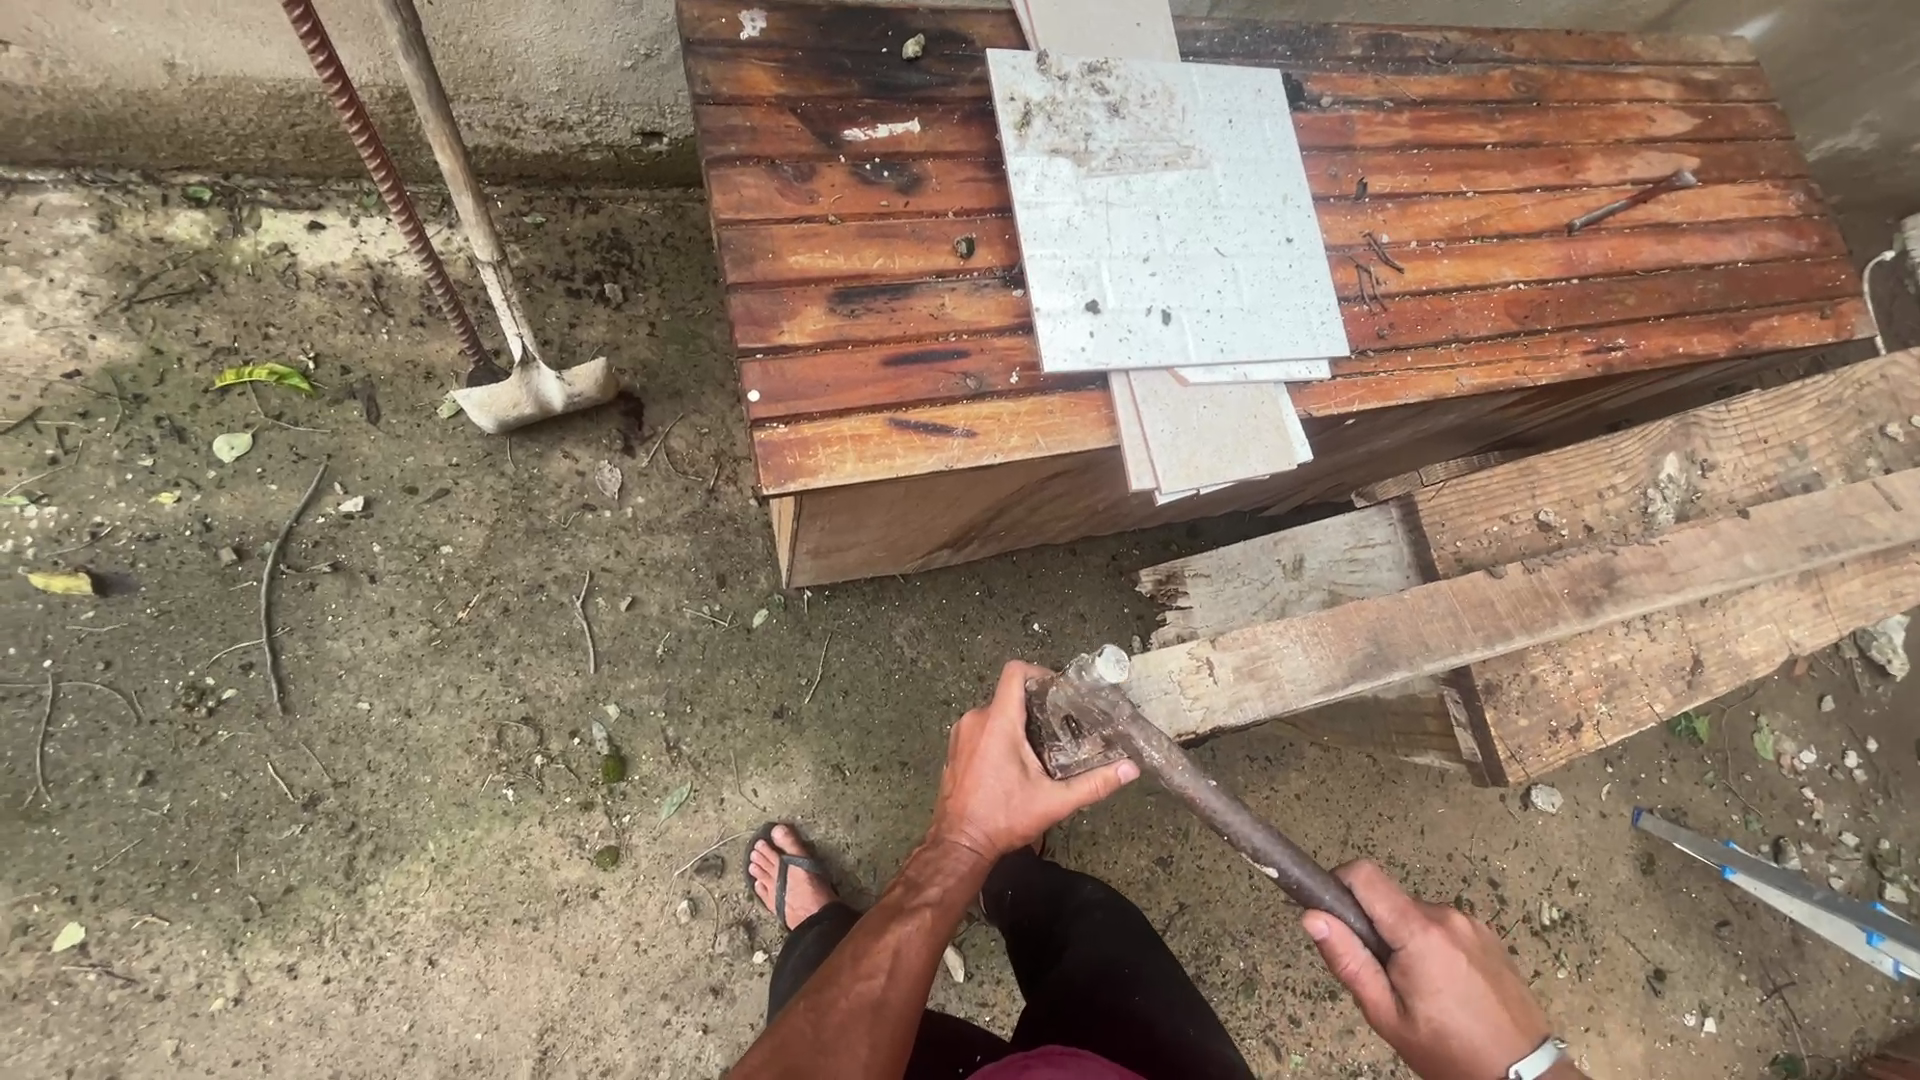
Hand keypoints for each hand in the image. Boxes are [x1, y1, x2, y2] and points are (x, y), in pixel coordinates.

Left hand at [927, 660, 1139, 860]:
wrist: (959, 843)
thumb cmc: (1002, 819)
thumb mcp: (1054, 802)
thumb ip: (1094, 784)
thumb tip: (1130, 769)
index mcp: (997, 722)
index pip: (1015, 672)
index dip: (1039, 672)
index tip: (1058, 691)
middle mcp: (975, 719)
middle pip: (1008, 695)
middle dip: (1034, 706)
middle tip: (1058, 725)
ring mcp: (960, 733)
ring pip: (994, 712)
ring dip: (1016, 723)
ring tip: (1039, 746)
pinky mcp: (954, 747)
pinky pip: (979, 727)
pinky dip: (997, 735)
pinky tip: (1013, 761)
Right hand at [1304, 861, 1564, 1079]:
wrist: (1527, 1079)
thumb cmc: (1451, 1052)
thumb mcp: (1387, 1016)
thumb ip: (1348, 962)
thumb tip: (1311, 917)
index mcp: (1419, 932)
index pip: (1363, 873)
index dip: (1339, 884)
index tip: (1336, 917)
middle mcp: (1446, 915)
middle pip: (1387, 898)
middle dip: (1374, 927)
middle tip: (1383, 975)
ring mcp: (1471, 923)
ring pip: (1413, 914)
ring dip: (1404, 938)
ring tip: (1419, 987)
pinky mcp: (1488, 935)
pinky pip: (1441, 925)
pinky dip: (1430, 944)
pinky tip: (1445, 984)